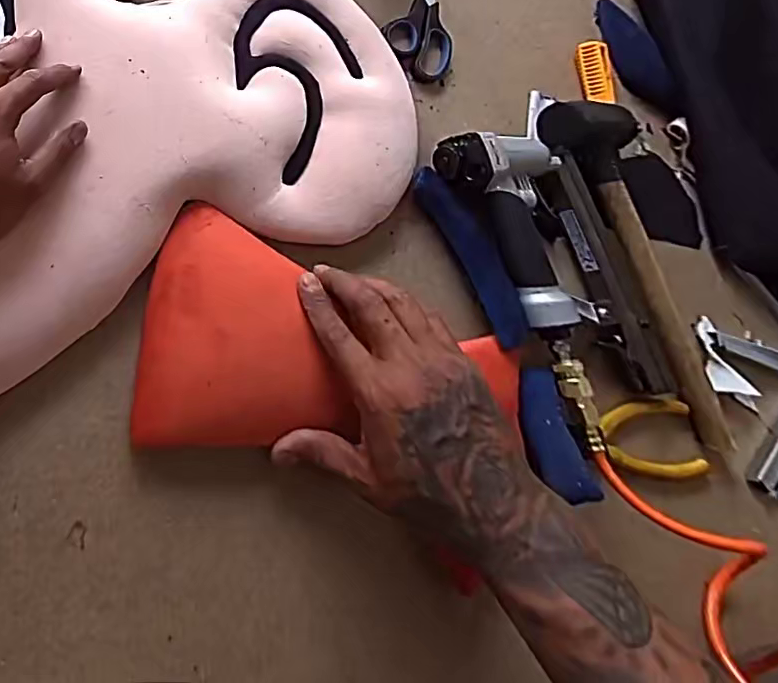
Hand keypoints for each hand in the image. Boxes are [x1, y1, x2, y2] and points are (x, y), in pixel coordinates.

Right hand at [272, 266, 542, 564]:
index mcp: (379, 393)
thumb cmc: (429, 495)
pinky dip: (408, 301)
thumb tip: (278, 451)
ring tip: (355, 280)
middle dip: (344, 282)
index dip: (319, 305)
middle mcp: (409, 366)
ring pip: (403, 303)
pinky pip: (431, 317)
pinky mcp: (463, 361)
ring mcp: (441, 359)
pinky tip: (397, 301)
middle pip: (371, 305)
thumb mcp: (368, 479)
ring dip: (374, 285)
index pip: (340, 335)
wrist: (499, 505)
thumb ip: (322, 453)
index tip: (305, 283)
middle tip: (323, 272)